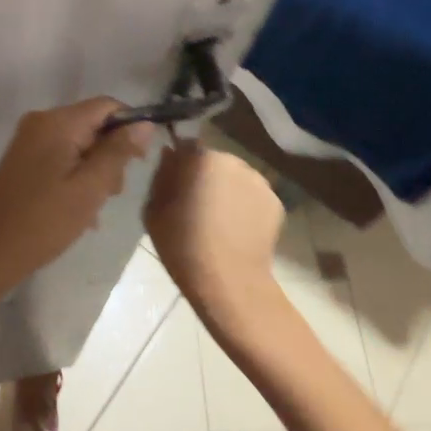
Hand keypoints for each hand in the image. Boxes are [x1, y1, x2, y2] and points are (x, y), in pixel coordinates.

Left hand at [0, 98, 156, 294]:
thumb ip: (118, 152)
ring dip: (94, 169)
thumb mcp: (91, 187)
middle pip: (92, 124)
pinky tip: (80, 208)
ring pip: (78, 143)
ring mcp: (28, 140)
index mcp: (57, 122)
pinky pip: (60, 156)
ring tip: (96, 206)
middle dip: (110, 154)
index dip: (130, 127)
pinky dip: (75, 176)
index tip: (140, 161)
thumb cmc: (45, 221)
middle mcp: (40, 122)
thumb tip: (144, 124)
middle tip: (114, 193)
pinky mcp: (22, 159)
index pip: (106, 105)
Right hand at [142, 142, 286, 326]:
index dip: (179, 166)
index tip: (174, 187)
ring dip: (227, 191)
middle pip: (214, 162)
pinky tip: (237, 231)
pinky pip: (254, 198)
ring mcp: (260, 181)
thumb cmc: (182, 245)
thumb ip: (161, 176)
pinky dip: (246, 208)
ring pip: (236, 179)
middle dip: (205, 177)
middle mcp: (234, 161)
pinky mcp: (276, 203)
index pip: (186, 148)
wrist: (228, 282)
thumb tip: (170, 156)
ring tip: (219, 223)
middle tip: (196, 207)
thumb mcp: (154, 210)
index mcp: (201, 158)